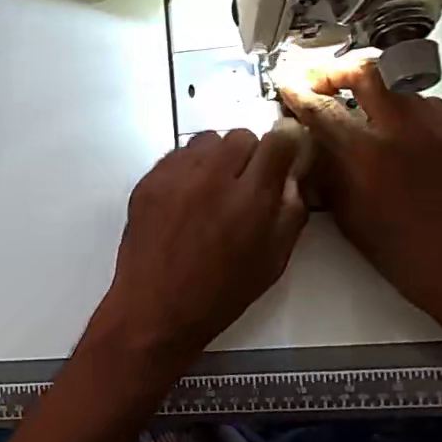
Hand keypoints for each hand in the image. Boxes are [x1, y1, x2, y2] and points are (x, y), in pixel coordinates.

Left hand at [86, 128, 308, 373]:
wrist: (155, 306)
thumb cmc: (219, 293)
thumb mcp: (272, 261)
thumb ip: (290, 212)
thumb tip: (292, 176)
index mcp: (250, 200)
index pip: (277, 141)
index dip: (285, 143)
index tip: (283, 152)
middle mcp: (212, 178)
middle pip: (241, 135)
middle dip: (250, 153)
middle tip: (245, 181)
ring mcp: (175, 176)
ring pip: (207, 140)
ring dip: (217, 157)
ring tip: (213, 189)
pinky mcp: (149, 179)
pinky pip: (177, 155)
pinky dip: (187, 167)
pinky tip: (186, 197)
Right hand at [278, 58, 441, 414]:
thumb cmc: (407, 255)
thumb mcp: (350, 217)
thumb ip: (328, 174)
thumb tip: (311, 146)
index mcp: (368, 157)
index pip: (321, 108)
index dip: (297, 92)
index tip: (287, 85)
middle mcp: (404, 133)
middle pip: (366, 72)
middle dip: (336, 71)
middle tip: (323, 82)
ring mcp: (441, 130)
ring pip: (400, 86)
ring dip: (374, 90)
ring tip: (363, 109)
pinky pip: (430, 106)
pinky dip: (407, 109)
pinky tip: (402, 131)